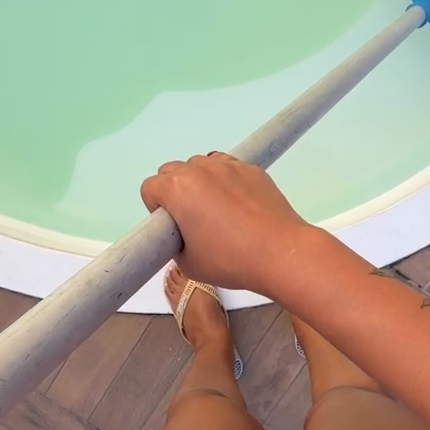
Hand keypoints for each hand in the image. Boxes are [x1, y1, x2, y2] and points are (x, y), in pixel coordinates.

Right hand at [139, 153, 323, 293]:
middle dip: (174, 192)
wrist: (280, 253)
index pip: (150, 188)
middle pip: (172, 171)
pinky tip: (238, 204)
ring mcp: (228, 165)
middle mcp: (200, 169)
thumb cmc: (230, 260)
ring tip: (216, 210)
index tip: (172, 228)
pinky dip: (225, 181)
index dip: (156, 210)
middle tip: (191, 219)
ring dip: (199, 183)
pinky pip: (228, 168)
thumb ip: (175, 243)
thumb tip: (184, 233)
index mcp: (177, 188)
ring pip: (201, 165)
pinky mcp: (252, 169)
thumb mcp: (188, 264)